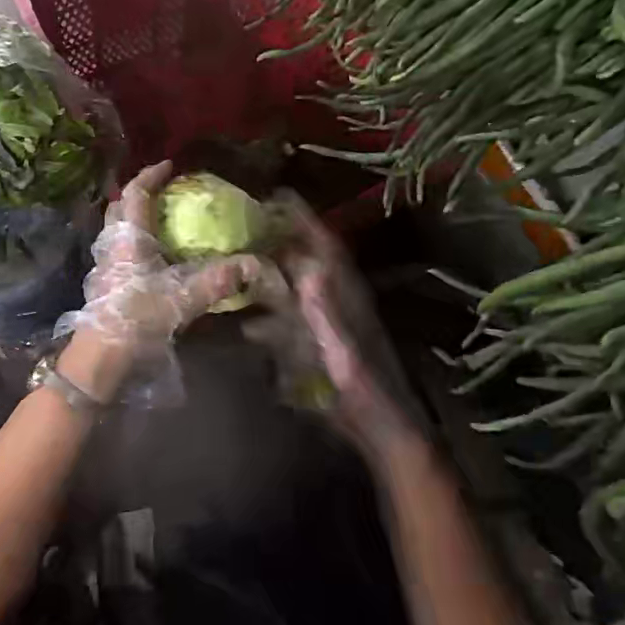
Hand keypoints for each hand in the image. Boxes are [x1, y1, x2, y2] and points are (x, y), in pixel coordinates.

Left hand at [58, 161, 267, 402]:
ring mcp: (103, 265)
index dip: (150, 176)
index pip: (135, 194)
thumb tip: (254, 265)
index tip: (168, 166)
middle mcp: (111, 245)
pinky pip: (118, 249)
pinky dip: (134, 241)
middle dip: (139, 194)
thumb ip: (217, 281)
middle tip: (164, 192)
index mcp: (127, 239)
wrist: (100, 357)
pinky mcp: (103, 283)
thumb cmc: (136, 320)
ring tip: (161, 221)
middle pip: (120, 208)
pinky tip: (152, 256)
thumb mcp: (182, 300)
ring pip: (116, 229)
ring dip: (135, 218)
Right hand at [271, 195, 429, 448]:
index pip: (324, 245)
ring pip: (299, 282)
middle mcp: (338, 299)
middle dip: (282, 236)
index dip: (304, 218)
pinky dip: (272, 304)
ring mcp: (330, 319)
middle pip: (309, 257)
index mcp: (346, 295)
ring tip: (241, 256)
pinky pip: (292, 311)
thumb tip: (307, 266)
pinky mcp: (321, 340)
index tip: (278, 195)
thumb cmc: (364, 390)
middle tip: (247, 219)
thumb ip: (324, 311)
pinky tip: (248, 313)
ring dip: (274, 267)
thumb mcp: (342, 350)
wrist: (383, 430)